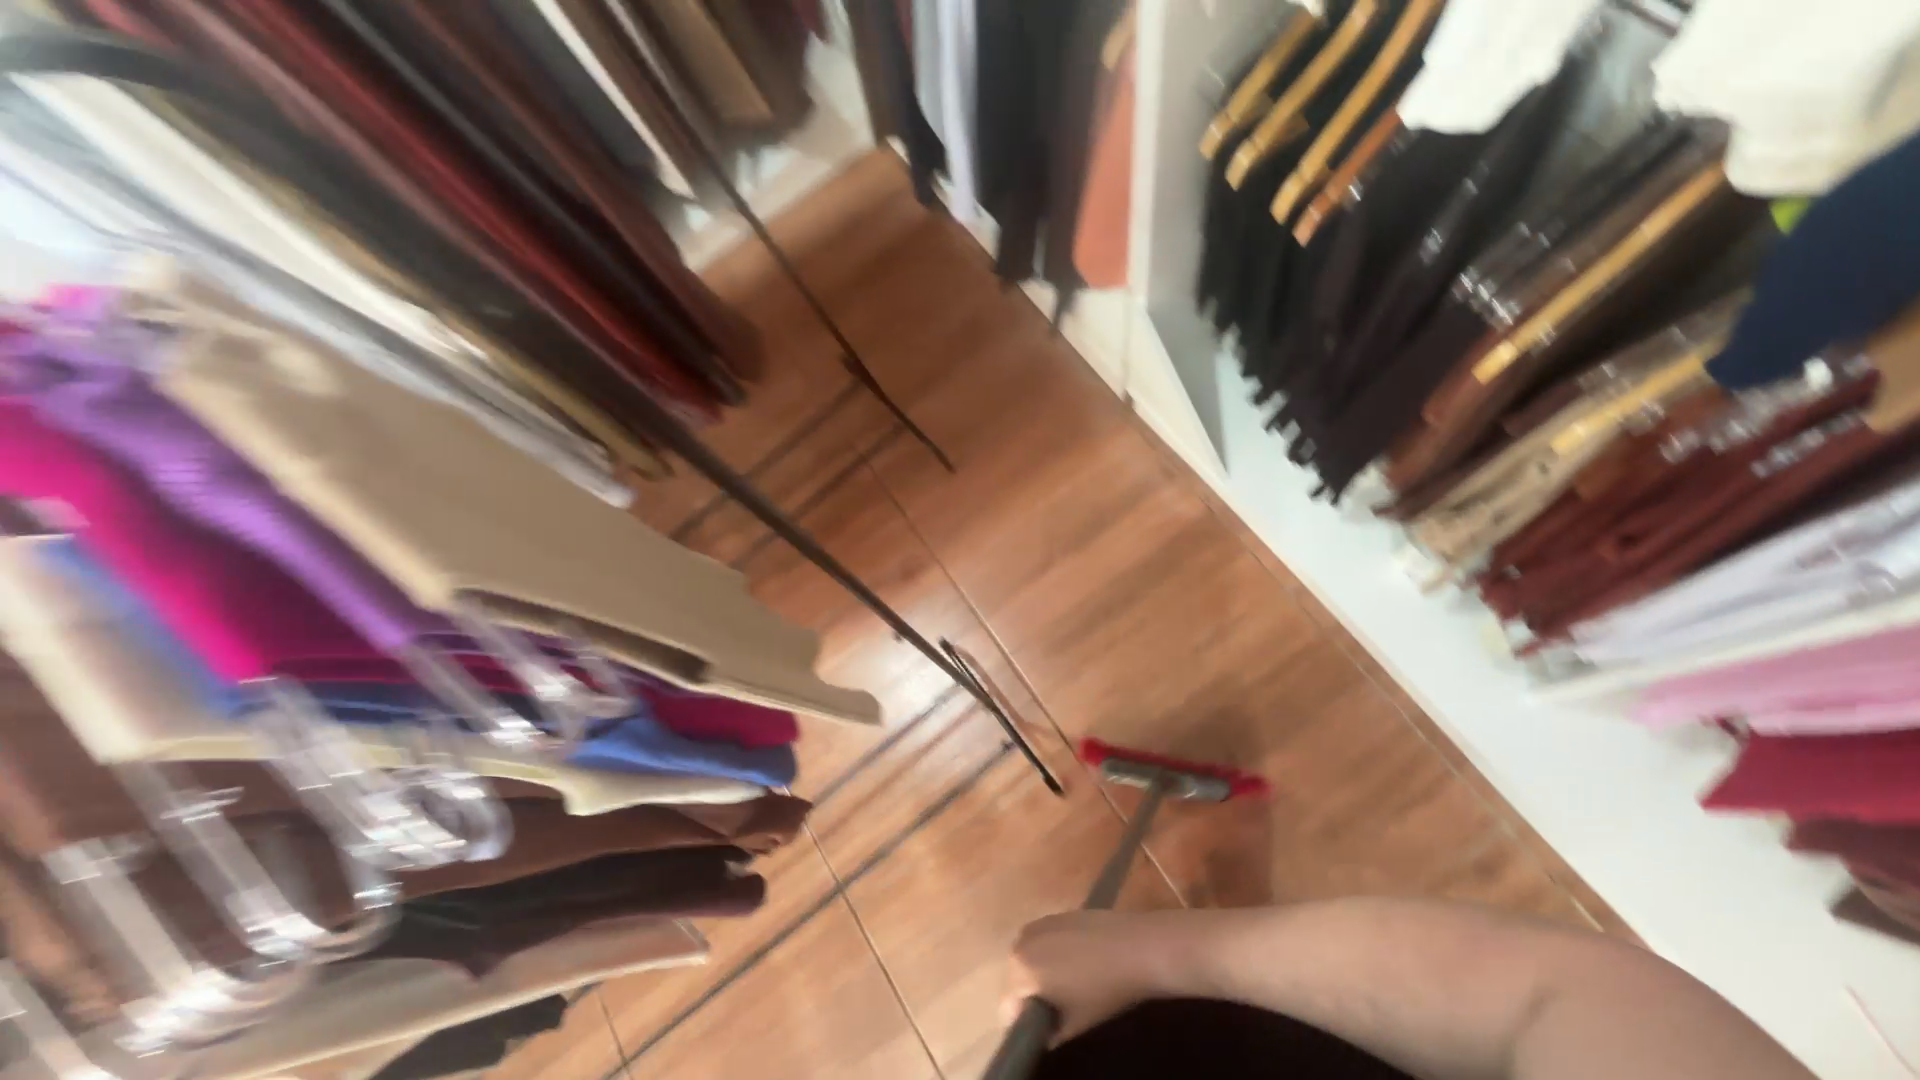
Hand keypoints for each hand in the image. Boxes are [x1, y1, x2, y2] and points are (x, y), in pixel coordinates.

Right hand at [1001, 911, 1165, 1044]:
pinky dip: (1054, 952)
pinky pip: (1045, 940)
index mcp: (1021, 970)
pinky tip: (1080, 961)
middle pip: (1017, 977)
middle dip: (1032, 992)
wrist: (1138, 947)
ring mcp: (1041, 922)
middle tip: (1059, 1006)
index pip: (1008, 1005)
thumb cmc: (1104, 990)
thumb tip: (1043, 1036)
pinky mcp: (1059, 913)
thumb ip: (1050, 1033)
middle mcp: (1022, 941)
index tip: (1045, 1027)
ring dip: (1042, 971)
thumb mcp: (1075, 1024)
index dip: (1024, 1022)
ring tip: (1071, 983)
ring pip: (1030, 956)